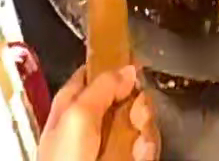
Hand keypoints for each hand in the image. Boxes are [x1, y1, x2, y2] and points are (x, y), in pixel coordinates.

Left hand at [38, 64, 158, 160]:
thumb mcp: (78, 113)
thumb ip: (103, 85)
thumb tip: (129, 70)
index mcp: (72, 104)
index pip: (95, 72)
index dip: (115, 67)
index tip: (133, 70)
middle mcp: (92, 122)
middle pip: (125, 96)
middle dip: (137, 103)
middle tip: (136, 115)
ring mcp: (109, 147)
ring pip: (139, 122)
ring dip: (145, 129)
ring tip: (139, 144)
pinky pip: (145, 148)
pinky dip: (147, 151)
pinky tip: (141, 156)